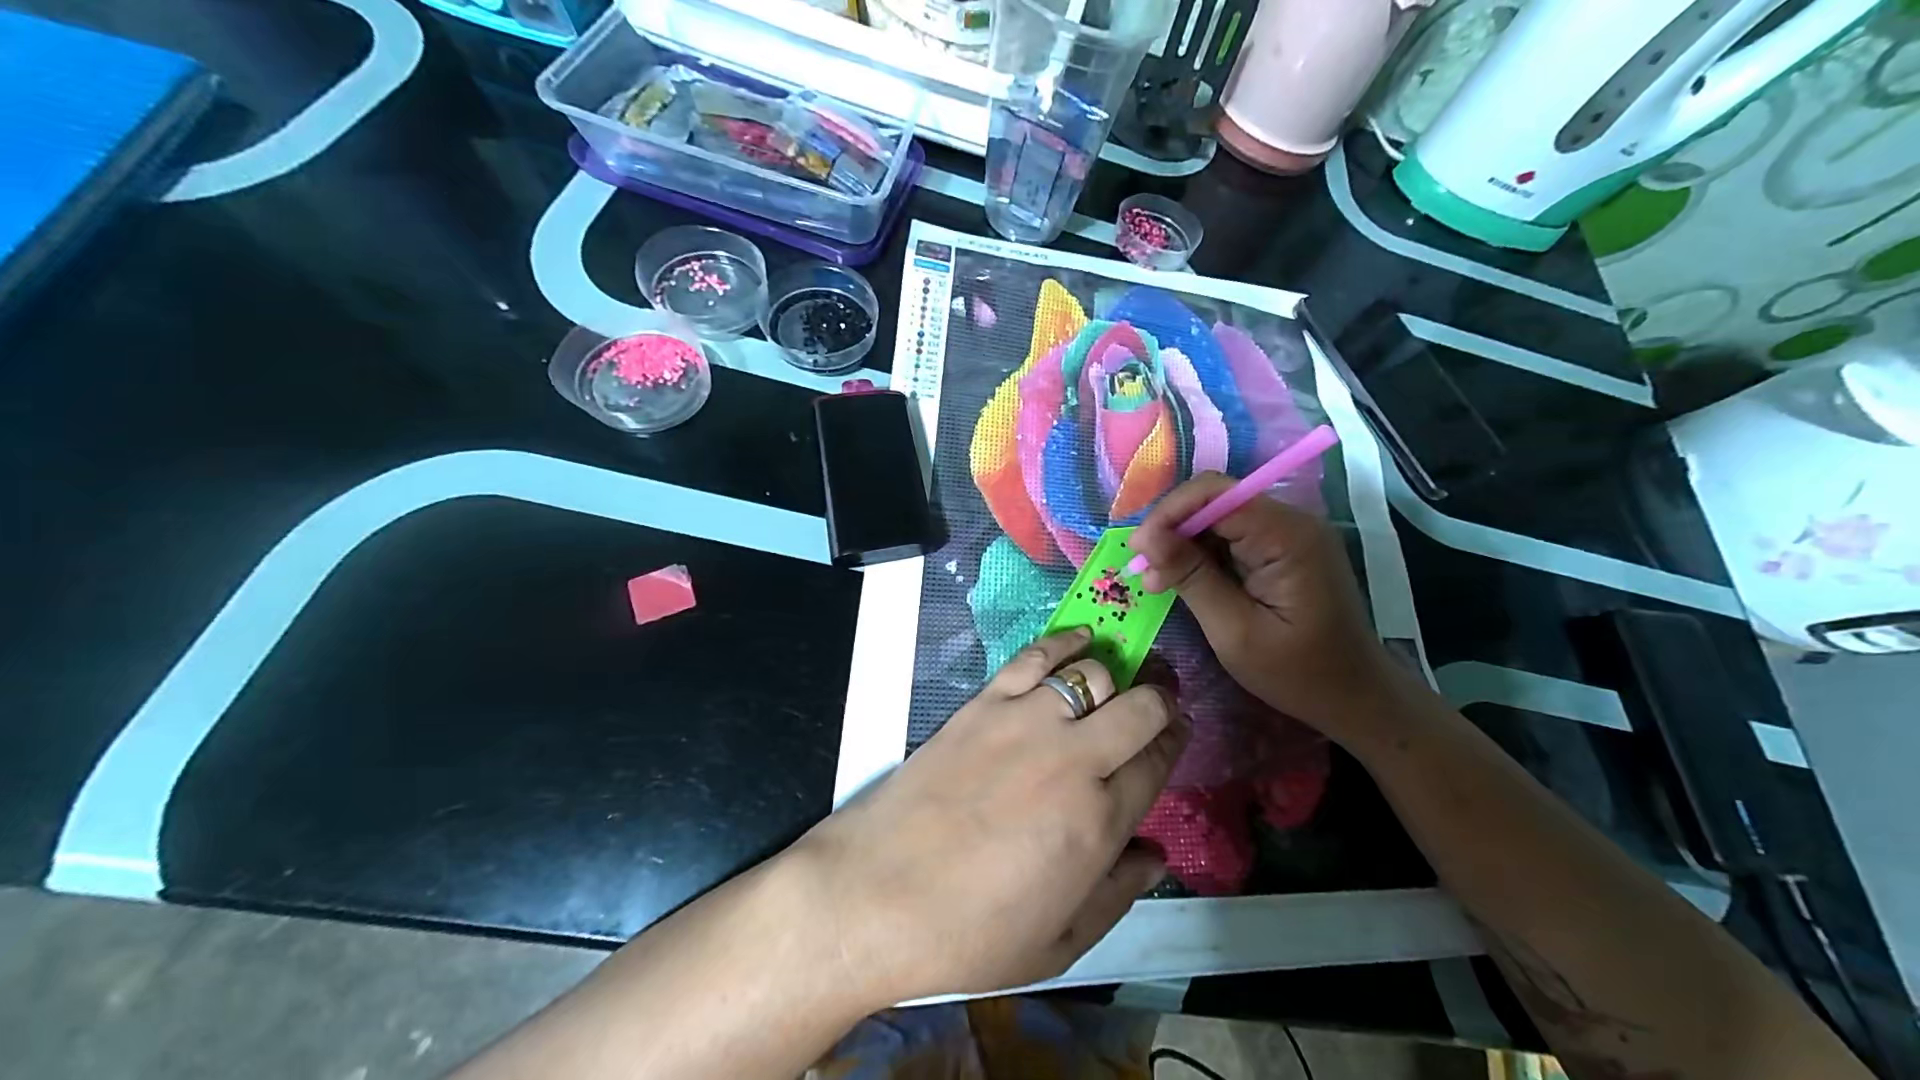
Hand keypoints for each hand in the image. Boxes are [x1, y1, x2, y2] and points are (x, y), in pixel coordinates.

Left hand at [786, 628, 1187, 1006]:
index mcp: (1099, 822)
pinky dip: (1065, 642)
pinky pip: (1035, 657)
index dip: (1176, 741)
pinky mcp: (982, 705)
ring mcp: (1024, 723)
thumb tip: (1157, 855)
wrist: (875, 895)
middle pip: (1141, 708)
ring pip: (1093, 674)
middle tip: (1158, 704)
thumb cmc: (969, 934)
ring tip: (1117, 679)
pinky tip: (1080, 640)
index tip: (1178, 732)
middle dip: (1160, 701)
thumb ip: (1117, 894)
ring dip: (1115, 675)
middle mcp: (1073, 761)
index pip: (1158, 762)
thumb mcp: (1058, 943)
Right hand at [1127, 472, 1395, 737]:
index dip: (1168, 514)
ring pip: (1218, 518)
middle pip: (1214, 501)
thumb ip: (1191, 577)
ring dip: (1182, 545)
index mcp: (1287, 536)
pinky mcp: (1283, 550)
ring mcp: (1289, 534)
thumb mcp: (1233, 630)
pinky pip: (1232, 537)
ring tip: (1157, 582)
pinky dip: (1201, 556)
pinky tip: (1183, 582)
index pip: (1214, 494)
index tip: (1137, 550)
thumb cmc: (1297, 673)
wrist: (1356, 699)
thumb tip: (1144, 538)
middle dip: (1172, 530)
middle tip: (1143, 571)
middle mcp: (1291, 522)